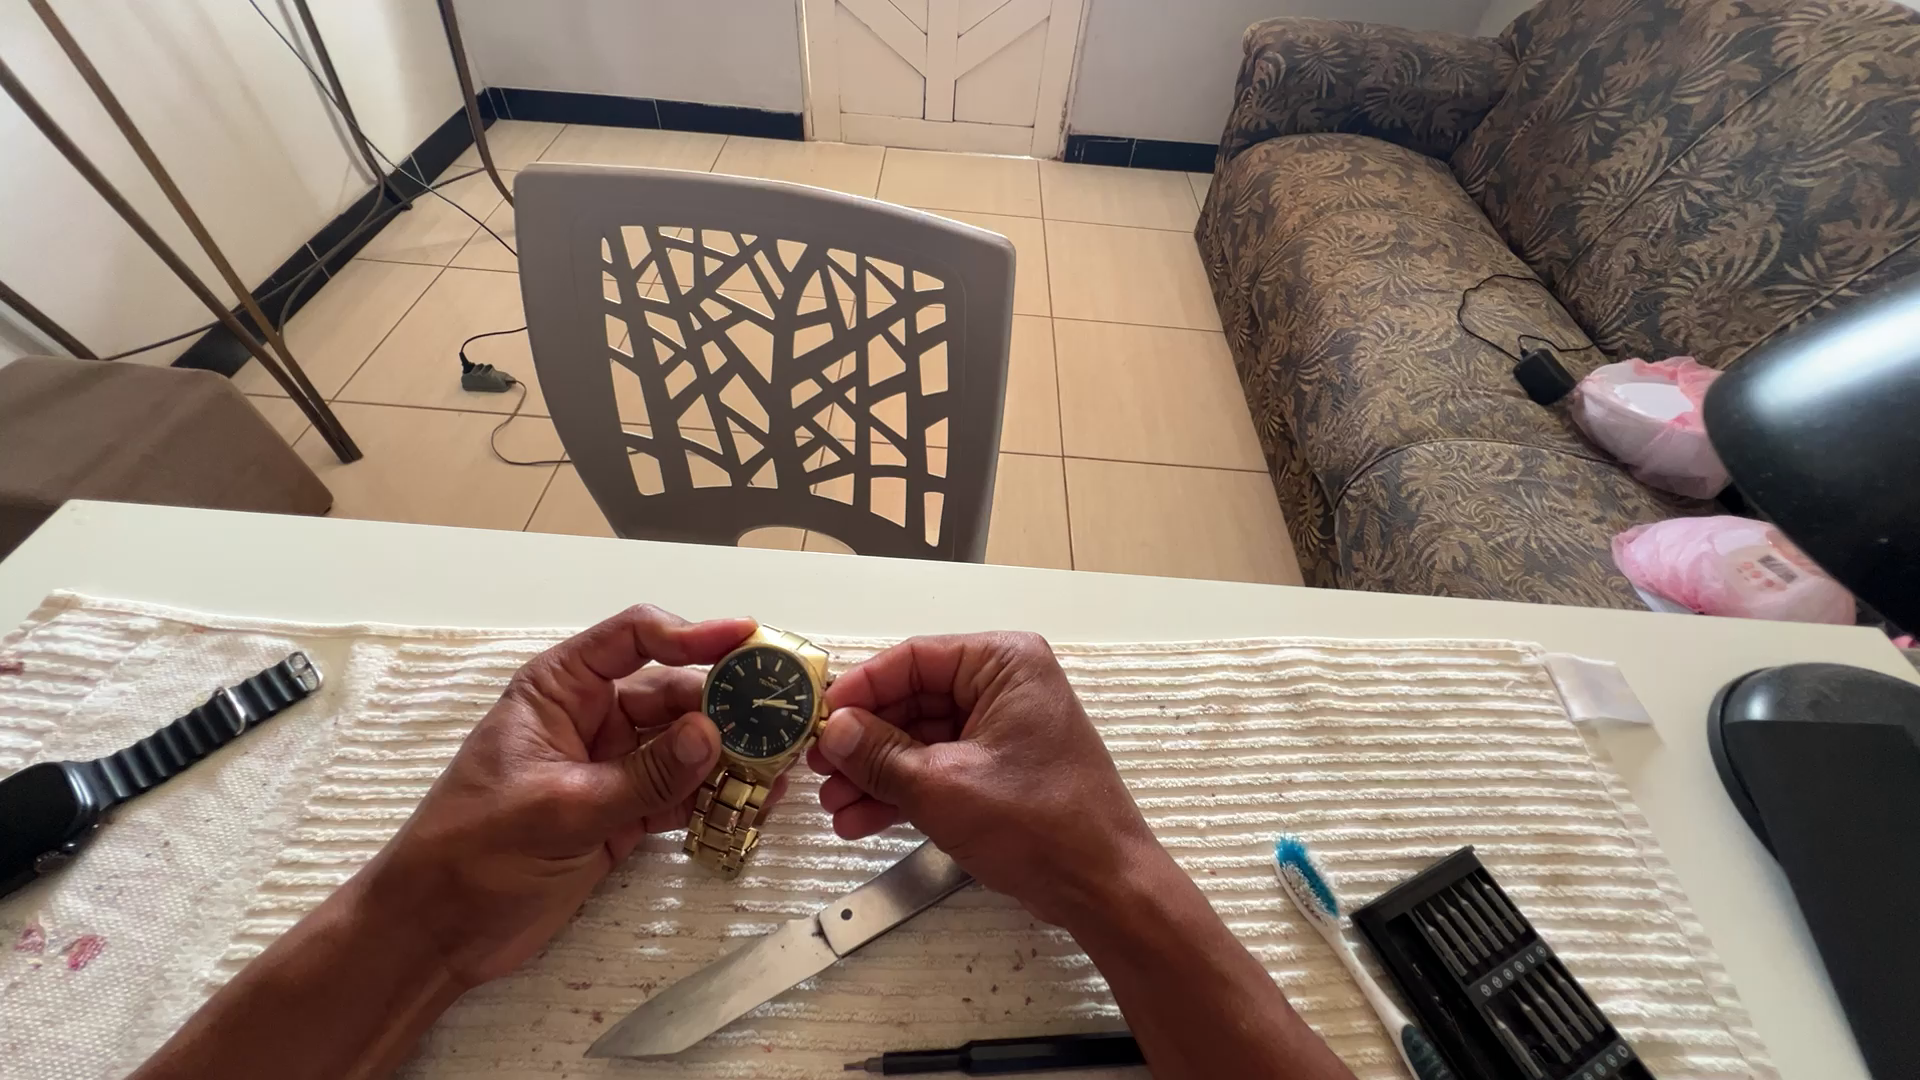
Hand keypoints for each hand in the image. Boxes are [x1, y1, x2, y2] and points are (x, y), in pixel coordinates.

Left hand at [358, 605, 761, 988]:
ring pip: (689, 741)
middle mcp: (598, 715)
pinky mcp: (631, 806)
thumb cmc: (471, 854)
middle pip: (676, 691)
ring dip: (732, 751)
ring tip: (780, 762)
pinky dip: (718, 793)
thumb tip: (713, 735)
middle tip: (782, 716)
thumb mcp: (558, 809)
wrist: (434, 937)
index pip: (634, 638)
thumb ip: (642, 774)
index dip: (691, 632)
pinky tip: (757, 798)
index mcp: (563, 690)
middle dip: (727, 704)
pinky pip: (685, 787)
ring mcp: (618, 762)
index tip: (743, 637)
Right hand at [806, 632, 1159, 925]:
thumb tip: (833, 730)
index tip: (818, 716)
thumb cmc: (1036, 823)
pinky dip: (904, 791)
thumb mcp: (943, 785)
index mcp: (1003, 662)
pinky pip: (940, 766)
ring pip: (923, 738)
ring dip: (878, 772)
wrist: (1103, 889)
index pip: (915, 658)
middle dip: (865, 741)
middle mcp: (1005, 684)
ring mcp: (1002, 728)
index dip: (861, 688)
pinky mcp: (1000, 767)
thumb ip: (880, 754)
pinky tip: (862, 819)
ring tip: (833, 804)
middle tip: (819, 768)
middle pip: (914, 700)